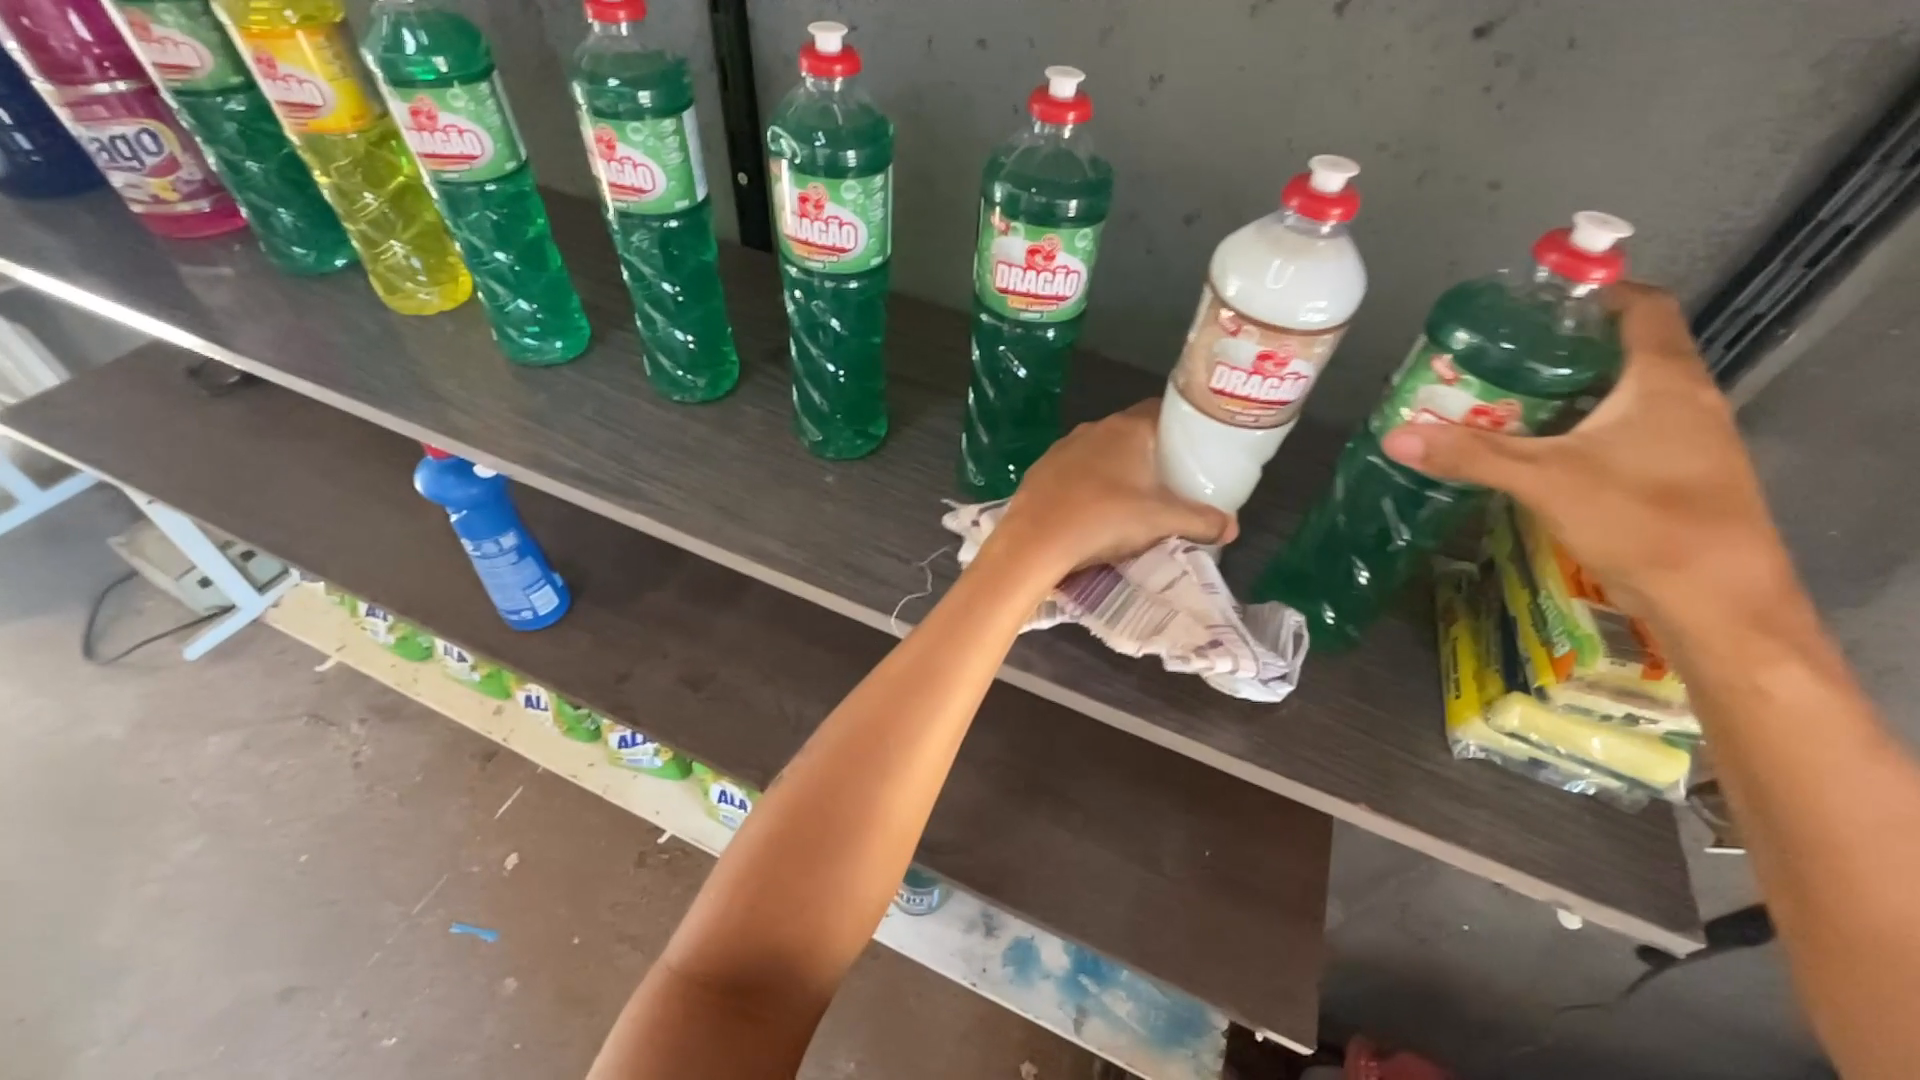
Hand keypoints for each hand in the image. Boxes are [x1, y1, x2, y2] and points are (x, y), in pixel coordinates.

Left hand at [988, 400, 1236, 574]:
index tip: (1194, 448)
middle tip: (1170, 479)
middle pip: (1132, 432)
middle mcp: (1094, 428)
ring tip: (1132, 497)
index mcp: (1128, 429)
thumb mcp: (1162, 522)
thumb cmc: (1105, 519)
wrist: (1035, 541)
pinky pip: (1074, 471)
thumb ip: (1201, 521)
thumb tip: (1232, 528)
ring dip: (1116, 468)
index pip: (1162, 410)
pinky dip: (1087, 484)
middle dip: (1151, 452)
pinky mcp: (1041, 470)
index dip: (1181, 426)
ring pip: (1100, 451)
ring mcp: (1062, 448)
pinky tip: (1092, 509)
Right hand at [1378, 283, 1790, 619]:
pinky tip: (1543, 451)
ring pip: (1628, 396)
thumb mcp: (1545, 480)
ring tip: (1510, 400)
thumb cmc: (1642, 518)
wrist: (1717, 600)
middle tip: (1503, 357)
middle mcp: (1687, 398)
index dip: (1598, 293)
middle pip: (1628, 351)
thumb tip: (1396, 436)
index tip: (1541, 302)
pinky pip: (1629, 433)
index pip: (1643, 307)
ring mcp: (1689, 440)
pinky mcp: (1680, 477)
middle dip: (1567, 349)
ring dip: (1575, 393)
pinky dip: (1587, 429)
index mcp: (1664, 378)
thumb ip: (1471, 454)